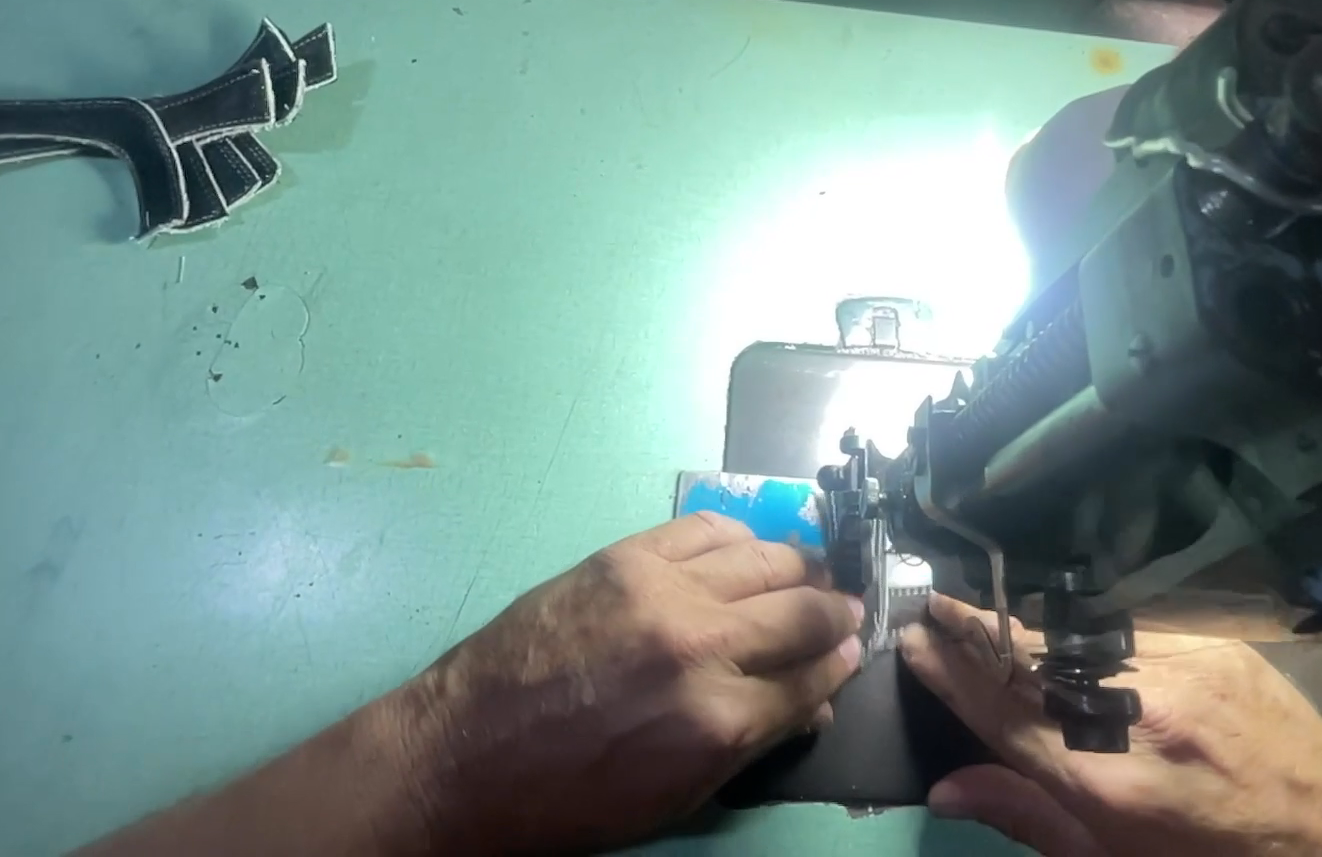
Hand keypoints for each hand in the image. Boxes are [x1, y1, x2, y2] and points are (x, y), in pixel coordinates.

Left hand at [401, 512, 863, 854]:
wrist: (467, 750)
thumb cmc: (574, 793)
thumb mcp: (677, 795)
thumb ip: (756, 740)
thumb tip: (815, 698)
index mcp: (719, 721)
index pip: (812, 677)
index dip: (842, 660)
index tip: (854, 646)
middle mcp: (704, 644)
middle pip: (801, 611)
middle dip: (836, 610)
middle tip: (845, 606)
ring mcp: (664, 589)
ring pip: (765, 558)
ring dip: (800, 565)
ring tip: (810, 572)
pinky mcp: (628, 554)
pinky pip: (707, 527)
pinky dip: (741, 536)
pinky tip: (749, 548)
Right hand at [900, 594, 1321, 856]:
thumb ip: (1025, 818)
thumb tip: (943, 790)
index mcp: (1108, 788)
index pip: (1001, 714)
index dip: (949, 674)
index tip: (912, 642)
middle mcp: (1137, 718)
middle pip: (1028, 661)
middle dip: (970, 630)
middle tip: (931, 609)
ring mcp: (1179, 672)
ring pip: (1070, 633)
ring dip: (1014, 620)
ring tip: (974, 607)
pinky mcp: (1211, 644)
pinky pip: (1124, 626)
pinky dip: (1077, 627)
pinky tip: (1053, 622)